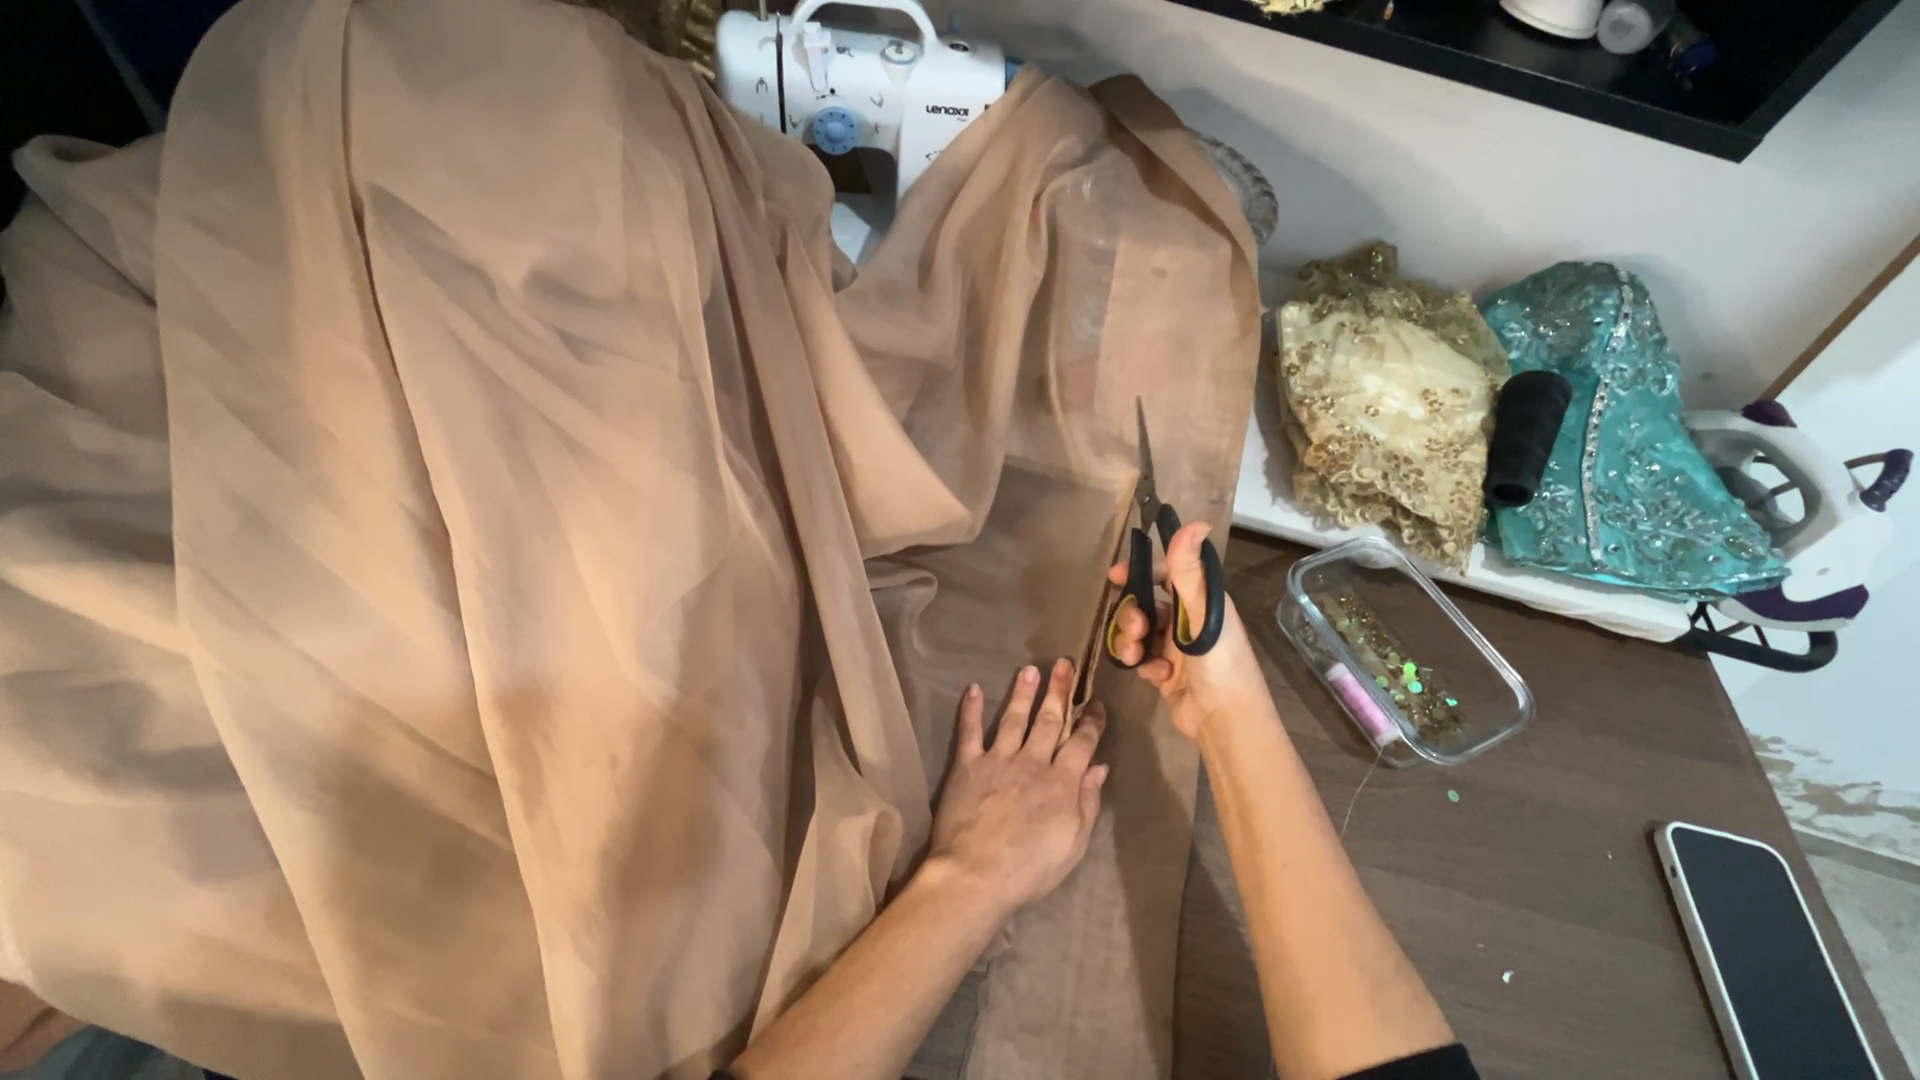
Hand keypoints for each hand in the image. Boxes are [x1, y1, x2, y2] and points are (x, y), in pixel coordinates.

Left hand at [925, 659, 1108, 917]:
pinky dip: (972, 709)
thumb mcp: (1074, 843)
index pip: (1081, 743)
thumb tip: (1099, 768)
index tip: (1096, 702)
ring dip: (1023, 693)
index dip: (1091, 721)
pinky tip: (974, 689)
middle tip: (1064, 664)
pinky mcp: (967, 766)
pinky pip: (969, 732)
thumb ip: (1087, 802)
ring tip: (1029, 670)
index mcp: (1061, 782)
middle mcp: (1032, 762)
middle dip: (1059, 691)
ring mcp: (998, 760)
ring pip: (1014, 718)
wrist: (976, 874)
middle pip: (1049, 721)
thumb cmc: (1030, 868)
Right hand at [1106, 522, 1265, 741]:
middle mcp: (1191, 619)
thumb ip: (1190, 571)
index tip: (1114, 576)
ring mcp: (1177, 647)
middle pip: (1147, 603)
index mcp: (1204, 600)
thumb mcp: (1203, 612)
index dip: (1141, 571)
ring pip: (1140, 632)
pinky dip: (1144, 665)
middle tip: (1134, 629)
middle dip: (1132, 614)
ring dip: (1131, 641)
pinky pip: (1143, 658)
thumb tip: (1195, 522)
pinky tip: (1157, 676)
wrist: (1224, 719)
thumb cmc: (1219, 661)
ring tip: (1137, 656)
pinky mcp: (1167, 672)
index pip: (1168, 573)